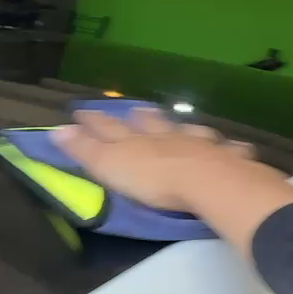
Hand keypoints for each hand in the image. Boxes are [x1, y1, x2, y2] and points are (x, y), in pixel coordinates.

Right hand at [50, 106, 292, 252]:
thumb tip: (56, 129)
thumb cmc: (152, 178)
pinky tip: (236, 147)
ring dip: (183, 128)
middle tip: (135, 110)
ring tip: (184, 125)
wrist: (208, 183)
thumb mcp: (107, 165)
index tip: (81, 111)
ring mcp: (199, 145)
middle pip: (151, 124)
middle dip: (141, 118)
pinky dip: (229, 148)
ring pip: (189, 132)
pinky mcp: (228, 160)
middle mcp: (165, 136)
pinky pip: (229, 150)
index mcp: (134, 140)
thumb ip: (83, 149)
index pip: (108, 126)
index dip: (93, 120)